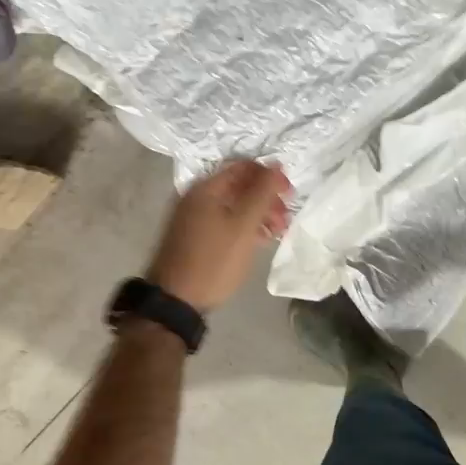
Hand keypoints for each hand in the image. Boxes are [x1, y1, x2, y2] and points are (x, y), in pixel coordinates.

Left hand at [145, 160, 291, 312]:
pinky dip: (244, 226)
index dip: (269, 175)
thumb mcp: (243, 225)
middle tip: (285, 217)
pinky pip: (225, 221)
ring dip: (258, 214)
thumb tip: (276, 164)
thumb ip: (262, 192)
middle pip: (239, 186)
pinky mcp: (195, 236)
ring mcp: (193, 217)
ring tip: (277, 232)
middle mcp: (197, 197)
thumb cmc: (214, 260)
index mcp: (206, 188)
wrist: (176, 300)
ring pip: (233, 205)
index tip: (290, 193)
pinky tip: (260, 240)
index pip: (243, 167)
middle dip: (266, 198)